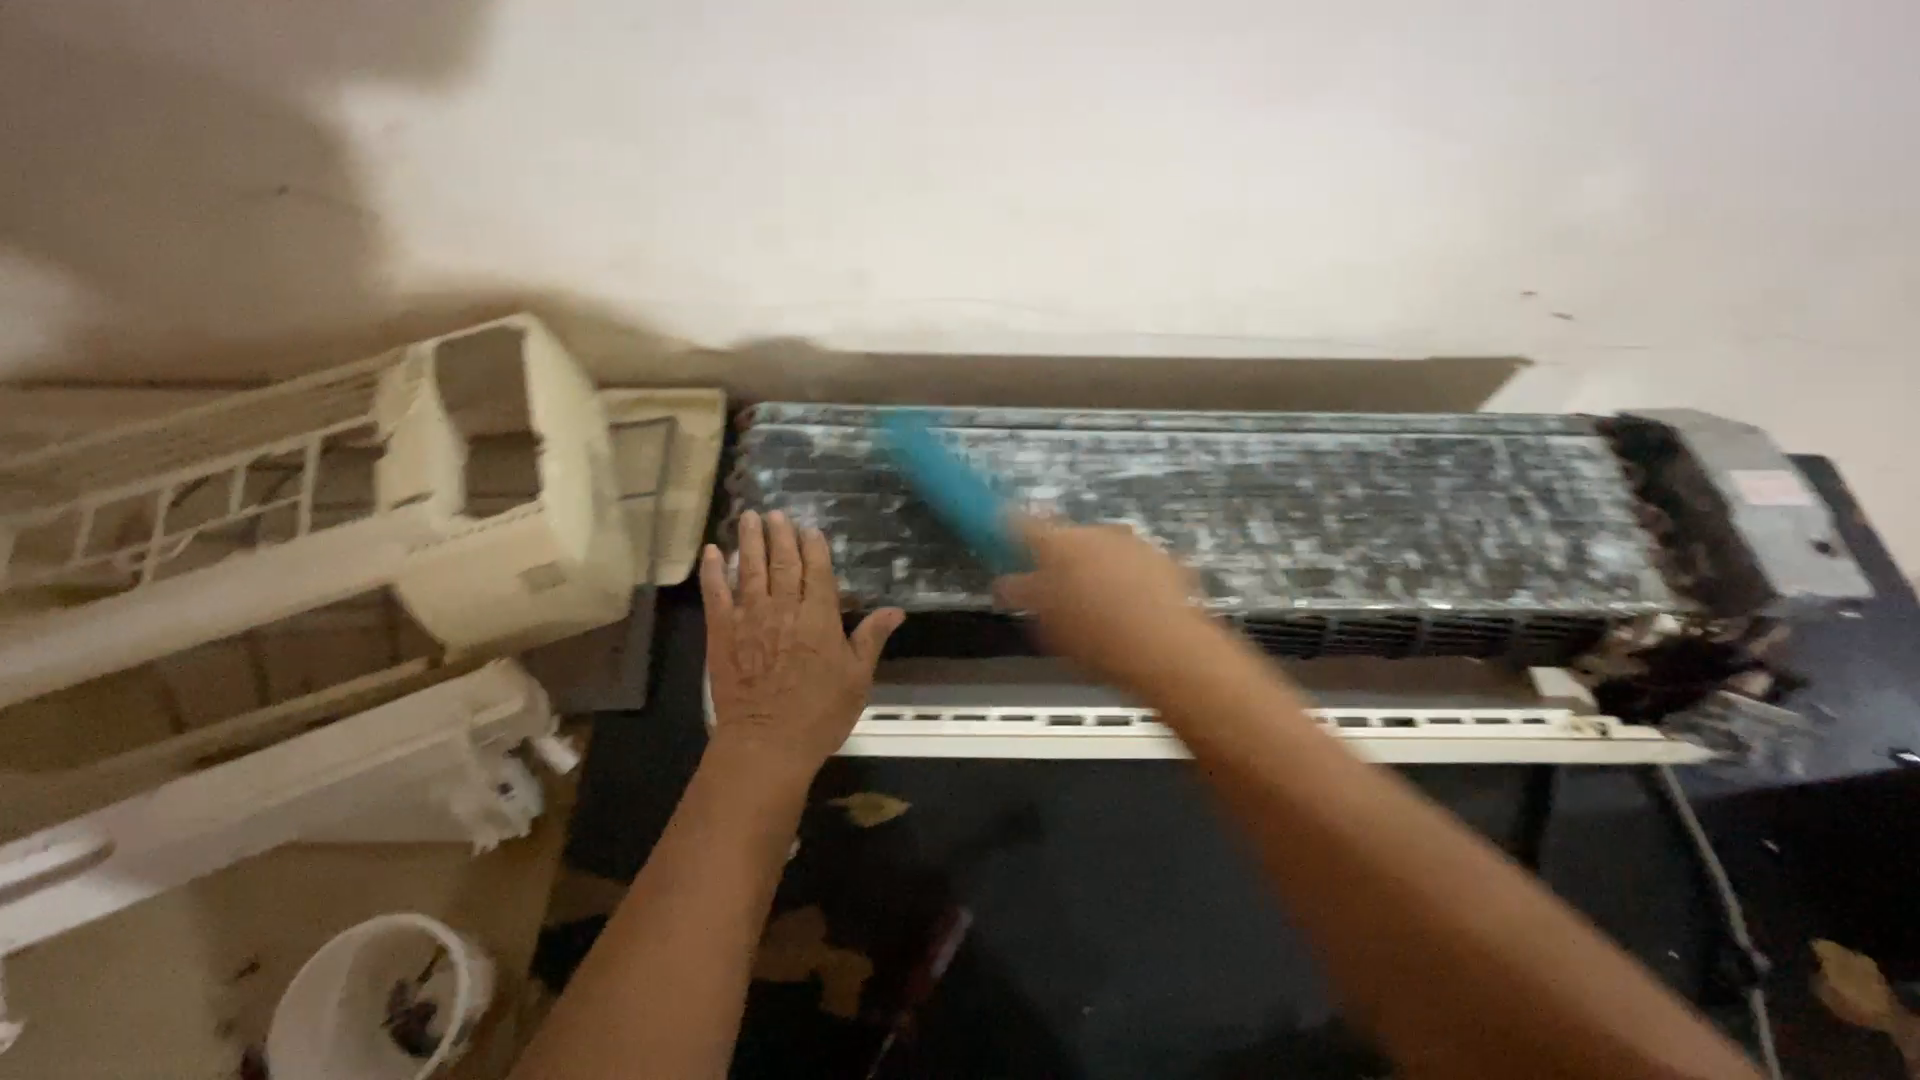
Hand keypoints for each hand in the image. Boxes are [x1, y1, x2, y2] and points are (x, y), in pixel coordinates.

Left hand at [700, 509, 904, 779]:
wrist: (767, 742)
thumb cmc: (820, 714)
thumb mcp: (857, 679)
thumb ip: (871, 638)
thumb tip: (896, 611)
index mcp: (820, 617)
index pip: (817, 570)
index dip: (813, 546)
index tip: (809, 528)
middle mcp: (784, 608)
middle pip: (783, 563)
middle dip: (780, 535)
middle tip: (775, 513)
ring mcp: (750, 618)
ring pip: (749, 569)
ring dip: (749, 541)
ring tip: (748, 517)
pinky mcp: (721, 632)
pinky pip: (715, 593)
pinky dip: (712, 571)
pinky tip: (711, 552)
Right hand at [994, 517, 1207, 685]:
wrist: (1168, 651)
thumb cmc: (1098, 640)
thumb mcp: (1046, 624)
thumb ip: (1022, 594)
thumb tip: (1007, 583)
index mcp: (1058, 543)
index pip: (1020, 523)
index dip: (1008, 531)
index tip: (1004, 545)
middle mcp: (1095, 532)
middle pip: (1066, 537)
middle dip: (1058, 558)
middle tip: (1054, 592)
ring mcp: (1133, 542)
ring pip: (1102, 549)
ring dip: (1095, 567)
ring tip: (1097, 607)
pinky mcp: (1164, 557)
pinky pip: (1134, 562)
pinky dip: (1127, 578)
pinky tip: (1130, 609)